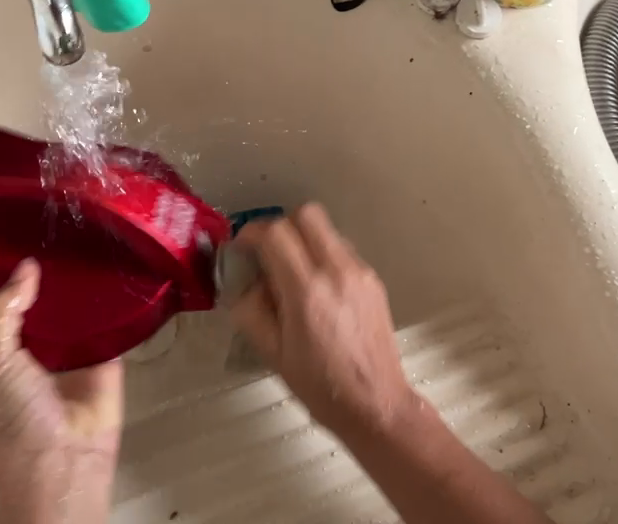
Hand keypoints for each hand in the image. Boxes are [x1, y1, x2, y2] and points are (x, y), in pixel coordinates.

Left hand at [0, 259, 123, 523]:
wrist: (67, 462)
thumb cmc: (15, 428)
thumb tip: (22, 269)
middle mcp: (16, 355)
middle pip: (8, 308)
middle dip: (11, 277)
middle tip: (18, 233)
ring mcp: (58, 352)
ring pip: (55, 308)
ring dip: (60, 280)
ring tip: (64, 237)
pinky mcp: (97, 352)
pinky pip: (100, 317)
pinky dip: (103, 295)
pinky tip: (105, 264)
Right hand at [227, 203, 418, 440]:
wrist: (376, 404)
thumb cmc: (319, 386)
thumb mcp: (272, 353)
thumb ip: (251, 309)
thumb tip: (242, 280)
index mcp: (307, 291)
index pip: (276, 233)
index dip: (251, 232)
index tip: (241, 246)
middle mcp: (336, 270)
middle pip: (306, 213)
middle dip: (281, 224)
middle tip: (267, 251)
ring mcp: (359, 271)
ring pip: (326, 229)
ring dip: (303, 238)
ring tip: (291, 272)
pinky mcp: (373, 278)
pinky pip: (341, 249)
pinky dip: (322, 254)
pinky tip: (316, 287)